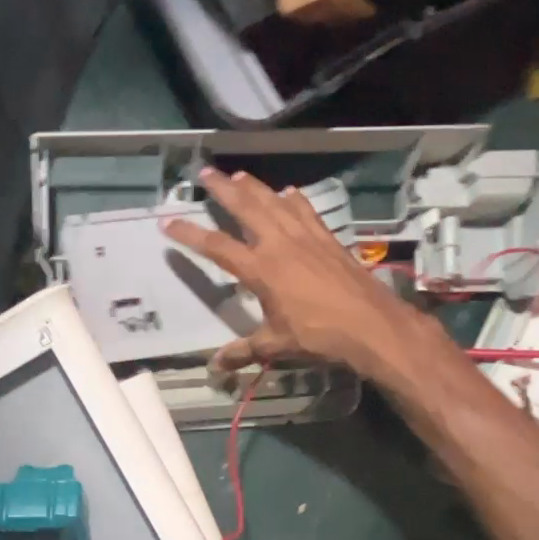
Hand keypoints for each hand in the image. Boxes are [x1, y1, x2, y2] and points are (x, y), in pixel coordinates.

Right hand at [162, 168, 435, 374]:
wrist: (369, 324)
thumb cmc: (318, 335)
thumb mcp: (274, 345)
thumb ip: (243, 351)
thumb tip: (216, 366)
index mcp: (261, 269)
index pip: (217, 246)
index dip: (190, 234)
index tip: (168, 221)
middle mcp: (280, 244)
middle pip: (246, 208)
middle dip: (223, 189)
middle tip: (206, 173)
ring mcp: (306, 237)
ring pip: (275, 202)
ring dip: (255, 187)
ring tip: (239, 176)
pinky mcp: (327, 239)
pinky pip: (305, 211)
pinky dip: (293, 200)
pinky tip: (288, 193)